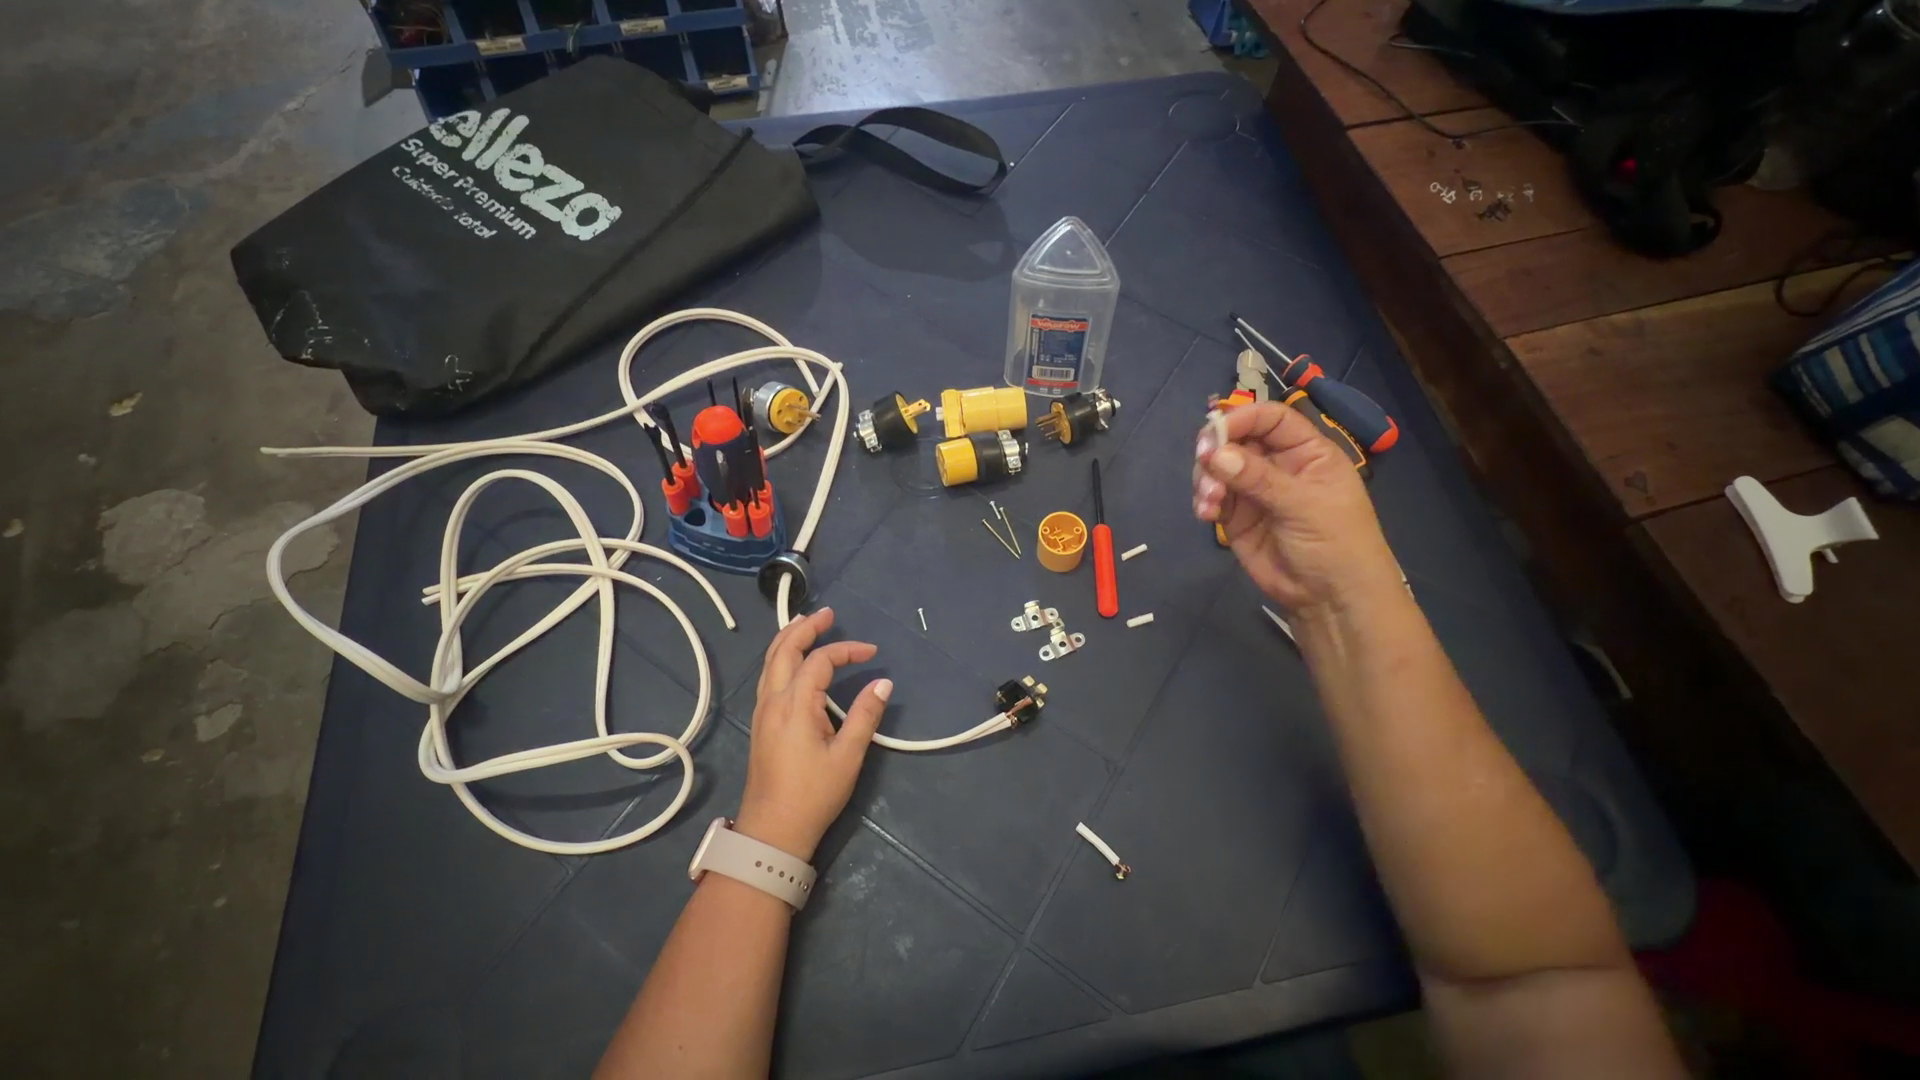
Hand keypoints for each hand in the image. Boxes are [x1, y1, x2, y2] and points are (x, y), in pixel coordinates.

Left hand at [734, 607, 890, 862]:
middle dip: (806, 627)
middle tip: (828, 613)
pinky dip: (781, 656)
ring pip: (771, 661)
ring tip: (806, 623)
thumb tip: (883, 683)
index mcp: (795, 704)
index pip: (820, 661)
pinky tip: (792, 659)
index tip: (872, 654)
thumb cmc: (813, 794)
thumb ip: (865, 715)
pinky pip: (769, 675)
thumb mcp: (848, 756)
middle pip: (785, 649)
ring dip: (789, 638)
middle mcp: (773, 700)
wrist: (772, 829)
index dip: (846, 650)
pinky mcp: (760, 722)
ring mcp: (762, 710)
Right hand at [1193, 403, 1401, 615]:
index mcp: (1306, 452)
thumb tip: (1215, 454)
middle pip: (1237, 440)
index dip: (1243, 418)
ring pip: (1218, 468)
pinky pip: (1212, 497)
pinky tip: (1206, 514)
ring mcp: (1255, 491)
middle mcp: (1278, 465)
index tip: (1215, 431)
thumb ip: (1258, 478)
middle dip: (1216, 450)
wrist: (1331, 598)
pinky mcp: (1237, 517)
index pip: (1271, 419)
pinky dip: (1204, 501)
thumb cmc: (1336, 543)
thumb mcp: (1303, 505)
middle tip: (1203, 463)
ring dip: (1206, 479)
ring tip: (1209, 503)